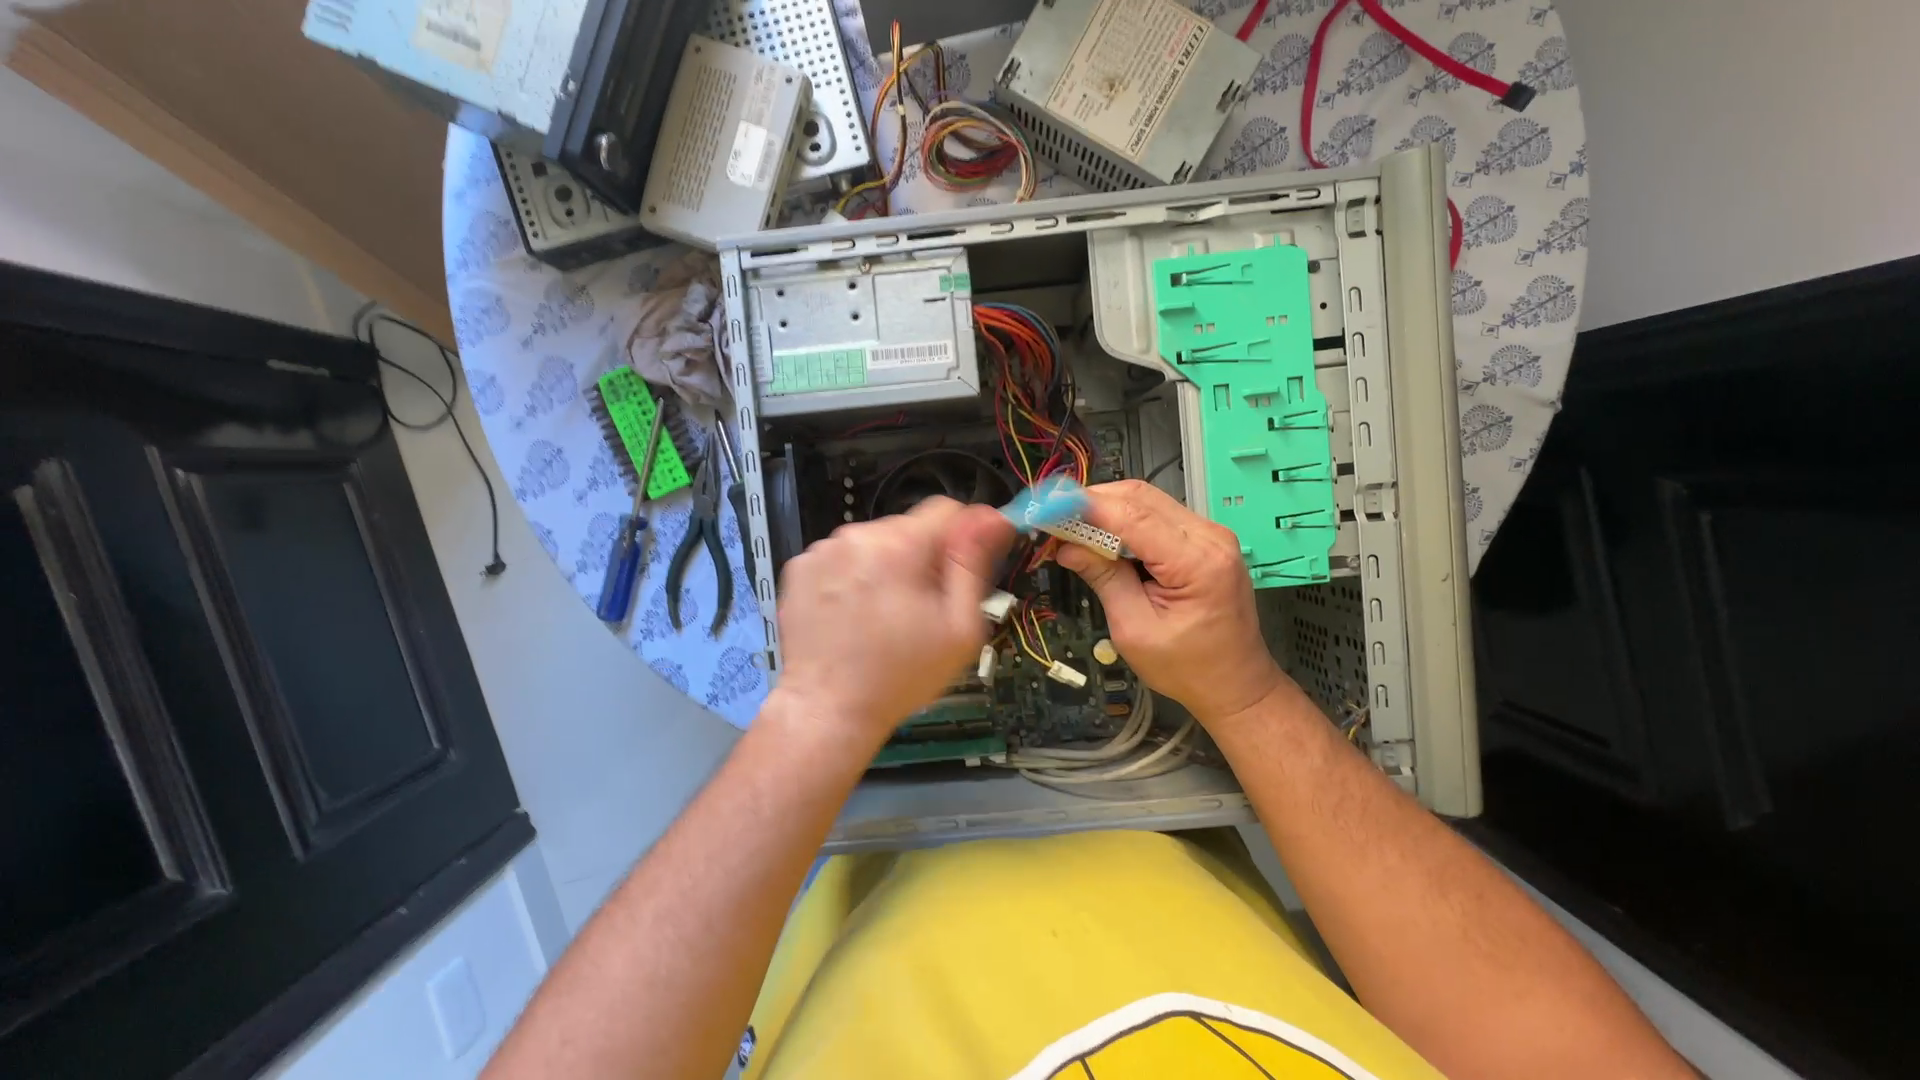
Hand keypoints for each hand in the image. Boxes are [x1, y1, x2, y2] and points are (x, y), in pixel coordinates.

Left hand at [773, 497, 1014, 746]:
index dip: (963, 537)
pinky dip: (852, 578)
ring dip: (885, 567)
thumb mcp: (959, 627)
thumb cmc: (901, 675)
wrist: (828, 709)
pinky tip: (853, 616)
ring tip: (883, 616)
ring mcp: (822, 552)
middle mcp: (857, 536)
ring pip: (874, 544)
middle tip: (921, 608)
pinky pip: (842, 559)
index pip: (947, 509)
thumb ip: (974, 564)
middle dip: (920, 559)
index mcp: (899, 545)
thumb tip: (992, 518)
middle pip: (907, 528)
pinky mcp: (798, 570)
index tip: (961, 572)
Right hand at [1055, 480, 1291, 725]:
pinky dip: (1125, 520)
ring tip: (1070, 528)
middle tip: (1051, 518)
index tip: (1045, 507)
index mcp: (1196, 561)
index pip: (1132, 515)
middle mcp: (1209, 536)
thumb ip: (1103, 579)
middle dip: (1091, 502)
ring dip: (1106, 509)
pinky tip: (1101, 536)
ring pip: (1148, 499)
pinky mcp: (1207, 539)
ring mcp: (1211, 533)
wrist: (1236, 684)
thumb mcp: (1134, 629)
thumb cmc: (1186, 669)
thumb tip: (1065, 546)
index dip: (1084, 506)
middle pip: (1139, 496)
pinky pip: (1159, 515)